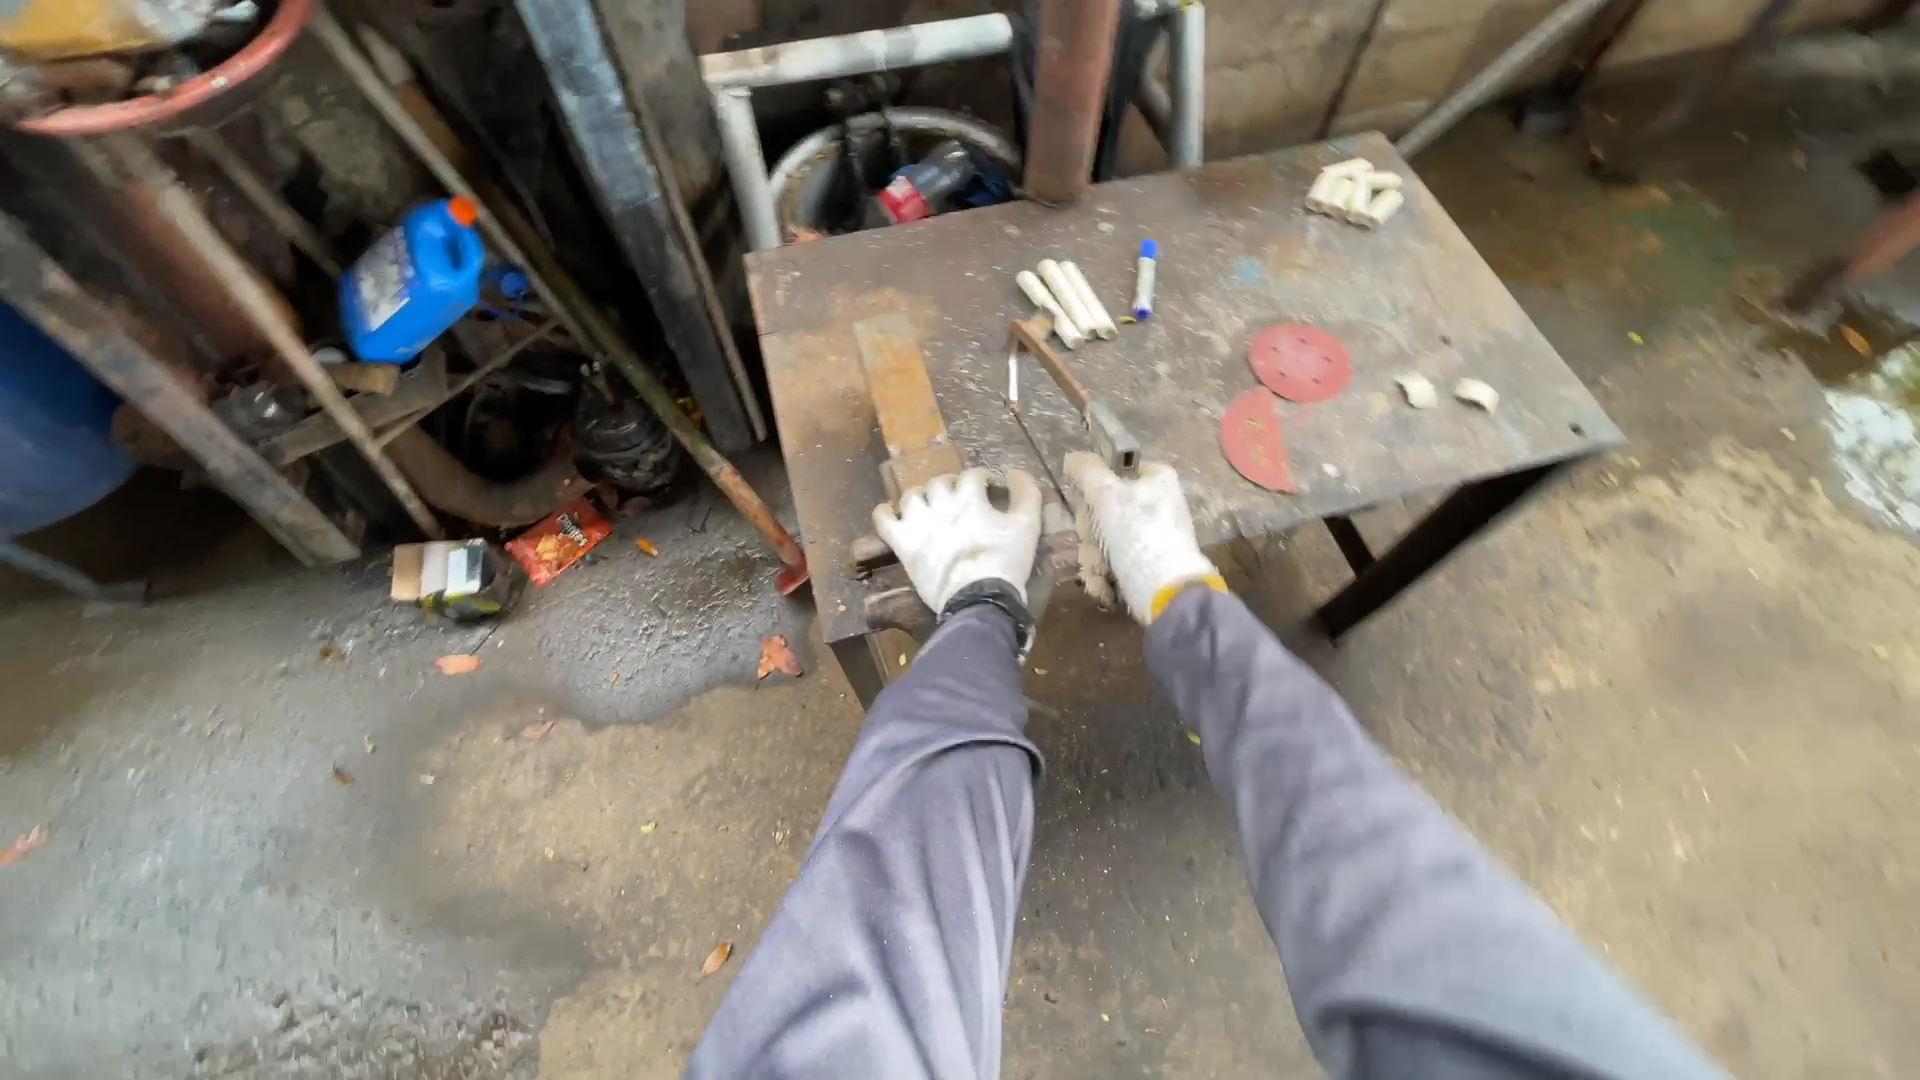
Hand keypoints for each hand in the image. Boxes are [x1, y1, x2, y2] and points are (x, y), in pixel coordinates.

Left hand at [872, 468, 1042, 611]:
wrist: (979, 598)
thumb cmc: (1006, 562)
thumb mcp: (1028, 526)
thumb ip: (1026, 494)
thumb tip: (1016, 473)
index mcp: (969, 498)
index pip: (972, 475)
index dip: (981, 477)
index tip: (988, 485)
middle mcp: (940, 504)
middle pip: (940, 482)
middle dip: (951, 485)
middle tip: (959, 496)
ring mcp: (918, 524)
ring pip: (911, 496)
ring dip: (921, 496)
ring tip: (929, 505)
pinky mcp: (903, 545)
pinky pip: (884, 521)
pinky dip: (885, 513)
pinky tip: (889, 512)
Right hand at [1064, 453, 1221, 622]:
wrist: (1167, 593)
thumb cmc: (1139, 535)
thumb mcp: (1108, 495)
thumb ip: (1086, 471)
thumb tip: (1072, 458)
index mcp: (1156, 479)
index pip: (1113, 471)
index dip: (1093, 488)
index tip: (1084, 505)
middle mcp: (1157, 503)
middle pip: (1104, 508)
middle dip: (1091, 533)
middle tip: (1093, 542)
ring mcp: (1152, 535)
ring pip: (1104, 538)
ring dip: (1094, 556)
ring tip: (1099, 571)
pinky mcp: (1148, 563)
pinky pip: (1114, 560)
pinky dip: (1105, 573)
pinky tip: (1105, 584)